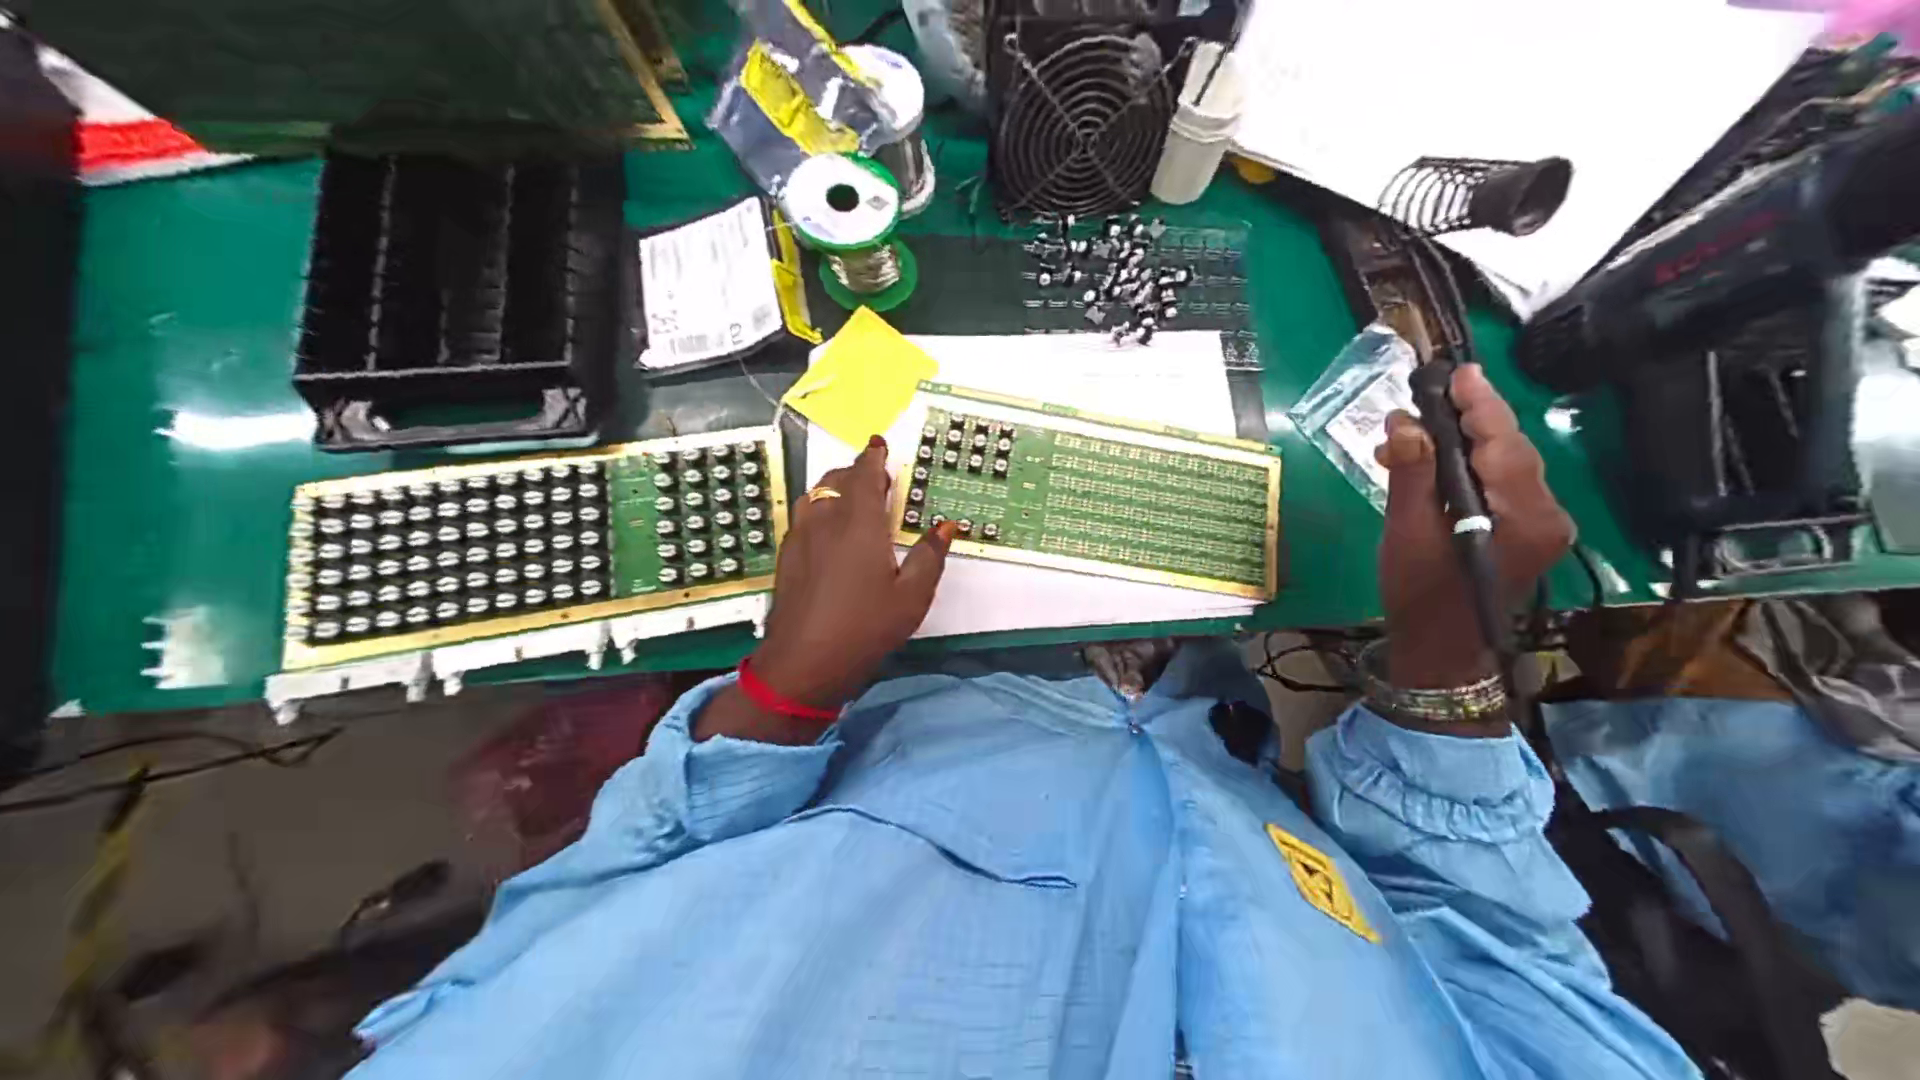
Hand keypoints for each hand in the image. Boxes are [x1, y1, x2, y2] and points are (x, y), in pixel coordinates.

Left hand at [748, 435, 956, 708]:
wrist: (803, 663)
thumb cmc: (864, 628)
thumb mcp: (911, 597)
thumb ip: (929, 556)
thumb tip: (945, 526)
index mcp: (858, 523)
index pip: (864, 475)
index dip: (873, 456)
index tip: (878, 443)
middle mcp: (825, 521)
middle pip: (837, 480)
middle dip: (856, 471)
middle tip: (875, 476)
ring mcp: (800, 538)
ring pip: (816, 494)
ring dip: (835, 486)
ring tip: (851, 497)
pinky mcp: (786, 556)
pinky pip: (803, 515)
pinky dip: (820, 507)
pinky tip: (828, 529)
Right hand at [1373, 364, 1572, 687]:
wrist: (1440, 647)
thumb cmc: (1419, 593)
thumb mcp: (1408, 532)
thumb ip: (1413, 475)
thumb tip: (1406, 423)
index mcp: (1526, 517)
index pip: (1505, 446)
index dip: (1482, 406)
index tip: (1460, 372)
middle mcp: (1548, 515)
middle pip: (1510, 451)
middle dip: (1469, 419)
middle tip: (1432, 392)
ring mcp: (1541, 523)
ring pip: (1503, 465)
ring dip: (1461, 443)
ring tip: (1414, 429)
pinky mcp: (1526, 530)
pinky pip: (1498, 484)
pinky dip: (1465, 467)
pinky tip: (1429, 462)